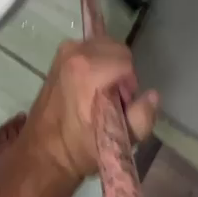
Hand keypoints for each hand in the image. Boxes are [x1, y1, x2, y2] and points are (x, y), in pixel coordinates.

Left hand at [15, 39, 160, 187]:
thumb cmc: (80, 147)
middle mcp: (76, 52)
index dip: (130, 83)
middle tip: (114, 99)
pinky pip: (90, 48)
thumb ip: (142, 117)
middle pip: (116, 49)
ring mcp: (66, 50)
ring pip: (104, 46)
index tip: (122, 103)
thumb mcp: (118, 141)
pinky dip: (97, 61)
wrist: (44, 150)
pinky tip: (91, 85)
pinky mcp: (60, 53)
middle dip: (122, 71)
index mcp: (89, 70)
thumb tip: (152, 95)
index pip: (126, 61)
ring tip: (102, 93)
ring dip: (110, 65)